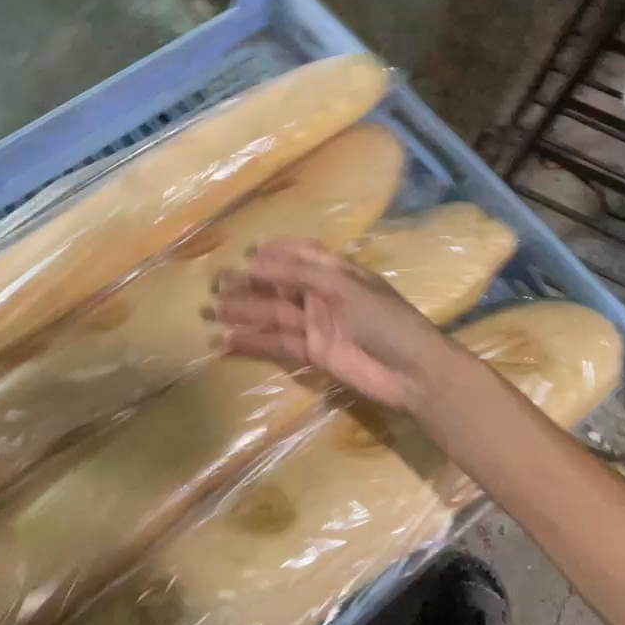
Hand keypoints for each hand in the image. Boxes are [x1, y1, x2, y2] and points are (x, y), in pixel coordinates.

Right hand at [211, 238, 465, 412]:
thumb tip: (254, 261)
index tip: (243, 254)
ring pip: (273, 314)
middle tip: (213, 285)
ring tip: (211, 311)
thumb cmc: (385, 320)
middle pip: (279, 285)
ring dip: (244, 312)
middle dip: (248, 284)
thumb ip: (299, 273)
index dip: (272, 252)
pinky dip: (253, 342)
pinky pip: (278, 343)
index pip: (299, 254)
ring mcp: (317, 325)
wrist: (413, 373)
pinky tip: (227, 341)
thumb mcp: (345, 287)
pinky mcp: (313, 354)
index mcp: (335, 271)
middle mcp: (322, 294)